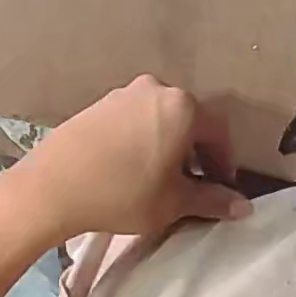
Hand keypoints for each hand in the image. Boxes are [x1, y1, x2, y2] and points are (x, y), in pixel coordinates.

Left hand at [11, 74, 251, 239]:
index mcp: (182, 107)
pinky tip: (129, 169)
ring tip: (158, 180)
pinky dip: (142, 141)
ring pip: (159, 120)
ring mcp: (122, 94)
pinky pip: (132, 121)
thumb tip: (243, 207)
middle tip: (191, 186)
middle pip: (189, 122)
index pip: (219, 133)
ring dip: (168, 147)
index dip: (224, 164)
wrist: (52, 188)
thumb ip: (212, 200)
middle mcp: (155, 89)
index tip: (221, 189)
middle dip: (196, 154)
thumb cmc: (121, 195)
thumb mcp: (172, 203)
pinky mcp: (97, 106)